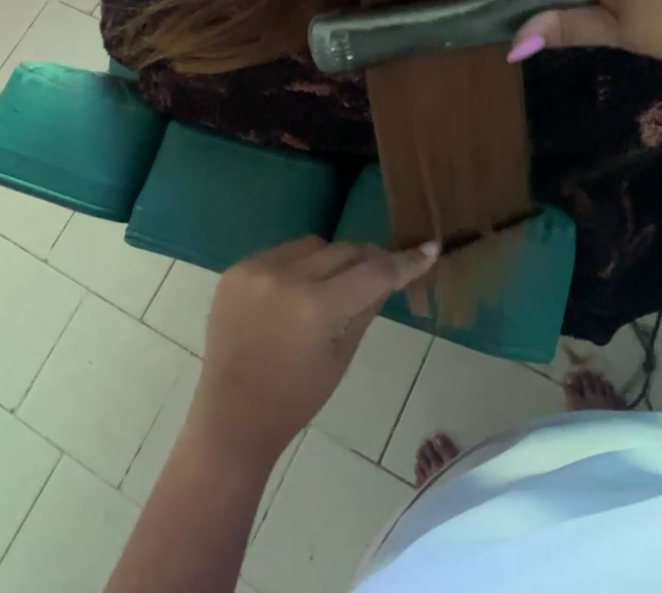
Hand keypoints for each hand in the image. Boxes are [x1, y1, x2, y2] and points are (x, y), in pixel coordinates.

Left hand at [189, 237, 438, 458]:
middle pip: (345, 250)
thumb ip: (367, 306)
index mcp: (317, 306)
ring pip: (313, 245)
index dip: (405, 262)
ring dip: (331, 260)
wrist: (232, 415)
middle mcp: (286, 276)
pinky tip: (296, 294)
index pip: (374, 272)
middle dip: (369, 260)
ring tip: (332, 288)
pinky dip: (297, 266)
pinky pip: (281, 253)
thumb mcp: (343, 354)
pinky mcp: (236, 270)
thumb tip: (393, 272)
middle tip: (384, 271)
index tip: (429, 249)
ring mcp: (256, 269)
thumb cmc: (296, 397)